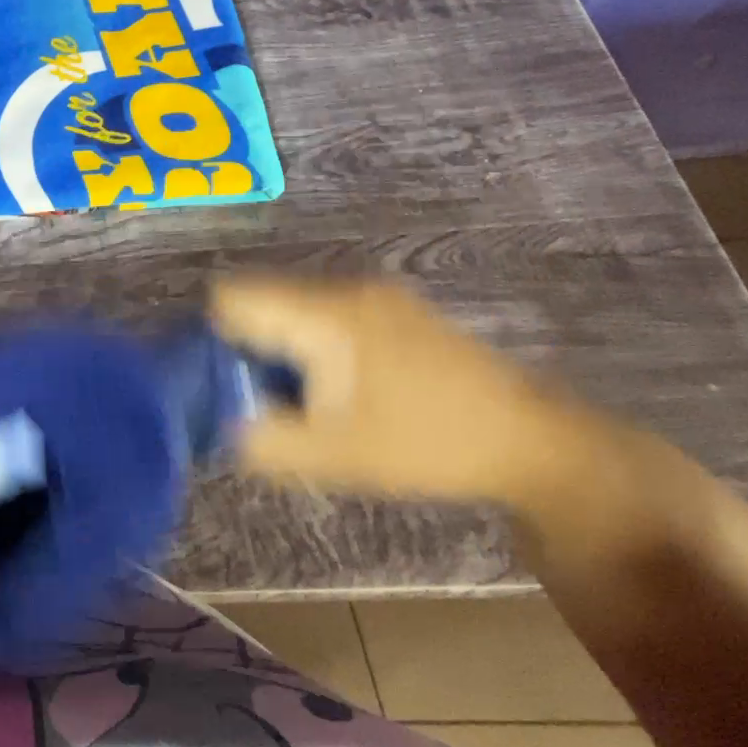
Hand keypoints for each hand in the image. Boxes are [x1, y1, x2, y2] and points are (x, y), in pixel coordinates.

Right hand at [209, 275, 590, 502]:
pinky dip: (309, 349)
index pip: (229, 297)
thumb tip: (216, 421)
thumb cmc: (429, 447)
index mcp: (326, 315)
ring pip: (289, 310)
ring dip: (279, 351)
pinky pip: (321, 317)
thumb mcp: (331, 457)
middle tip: (259, 402)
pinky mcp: (393, 310)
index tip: (221, 384)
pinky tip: (336, 391)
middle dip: (245, 349)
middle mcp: (345, 289)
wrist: (537, 446)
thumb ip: (258, 438)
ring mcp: (375, 295)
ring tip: (300, 401)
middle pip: (258, 302)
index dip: (210, 338)